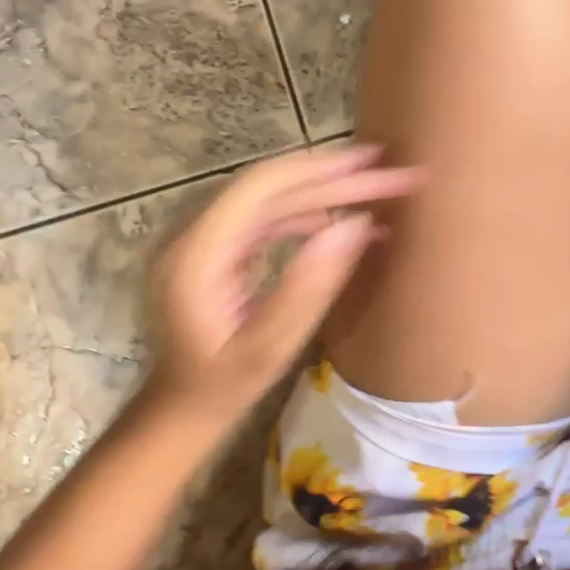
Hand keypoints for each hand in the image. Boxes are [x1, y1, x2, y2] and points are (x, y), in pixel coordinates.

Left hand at [145, 145, 426, 417]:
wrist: (178, 409)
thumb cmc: (222, 386)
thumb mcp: (270, 347)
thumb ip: (310, 286)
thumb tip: (357, 225)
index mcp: (197, 252)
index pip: (261, 186)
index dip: (318, 168)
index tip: (370, 160)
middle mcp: (193, 232)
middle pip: (271, 186)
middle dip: (335, 177)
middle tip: (391, 175)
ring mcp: (201, 236)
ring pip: (272, 196)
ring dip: (326, 191)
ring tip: (377, 190)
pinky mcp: (215, 245)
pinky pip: (266, 214)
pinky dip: (308, 211)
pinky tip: (342, 219)